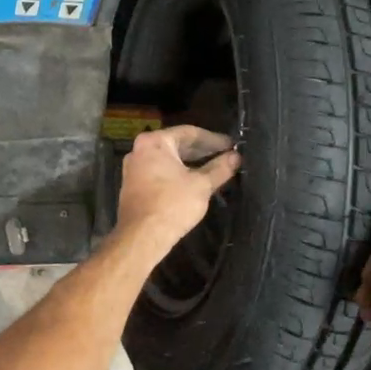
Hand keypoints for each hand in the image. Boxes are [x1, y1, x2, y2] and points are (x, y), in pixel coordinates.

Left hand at [115, 126, 239, 255]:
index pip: (189, 132)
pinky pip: (161, 171)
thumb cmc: (172, 205)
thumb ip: (220, 168)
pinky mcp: (134, 185)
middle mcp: (140, 150)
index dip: (214, 139)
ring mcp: (134, 168)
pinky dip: (178, 173)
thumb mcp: (201, 185)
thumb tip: (236, 157)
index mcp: (154, 142)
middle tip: (226, 155)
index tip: (232, 145)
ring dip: (192, 162)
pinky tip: (195, 181)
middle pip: (177, 144)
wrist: (141, 237)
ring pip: (169, 159)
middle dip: (203, 150)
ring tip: (215, 167)